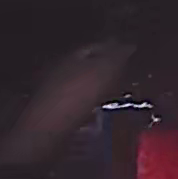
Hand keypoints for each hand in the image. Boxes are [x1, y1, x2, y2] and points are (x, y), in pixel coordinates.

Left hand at [0, 40, 134, 166]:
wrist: (45, 134)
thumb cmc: (79, 95)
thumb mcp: (106, 69)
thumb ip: (119, 55)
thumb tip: (129, 44)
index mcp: (72, 56)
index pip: (97, 46)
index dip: (115, 48)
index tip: (132, 54)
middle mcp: (59, 70)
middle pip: (87, 65)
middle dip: (105, 67)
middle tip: (125, 72)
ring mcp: (52, 93)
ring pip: (81, 84)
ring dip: (96, 86)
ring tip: (115, 92)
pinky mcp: (51, 113)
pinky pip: (76, 102)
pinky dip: (88, 103)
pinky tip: (98, 109)